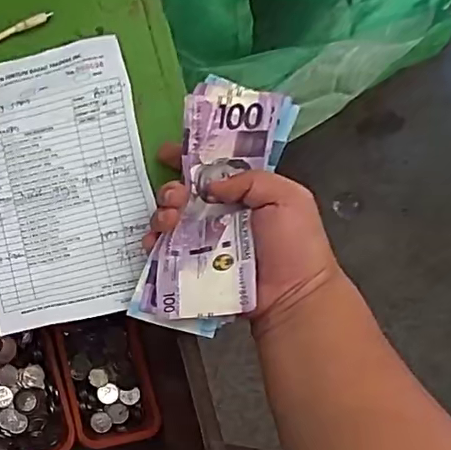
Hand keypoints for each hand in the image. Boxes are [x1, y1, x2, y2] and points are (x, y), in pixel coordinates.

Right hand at [141, 142, 341, 330]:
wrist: (292, 295)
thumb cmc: (296, 246)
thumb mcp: (287, 197)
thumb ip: (251, 180)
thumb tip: (211, 184)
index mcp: (240, 195)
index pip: (209, 172)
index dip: (186, 160)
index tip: (166, 154)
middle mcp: (218, 217)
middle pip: (182, 196)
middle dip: (171, 190)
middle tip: (176, 197)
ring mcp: (203, 245)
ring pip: (169, 222)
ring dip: (161, 214)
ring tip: (169, 220)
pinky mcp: (192, 270)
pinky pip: (164, 254)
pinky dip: (154, 244)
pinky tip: (155, 241)